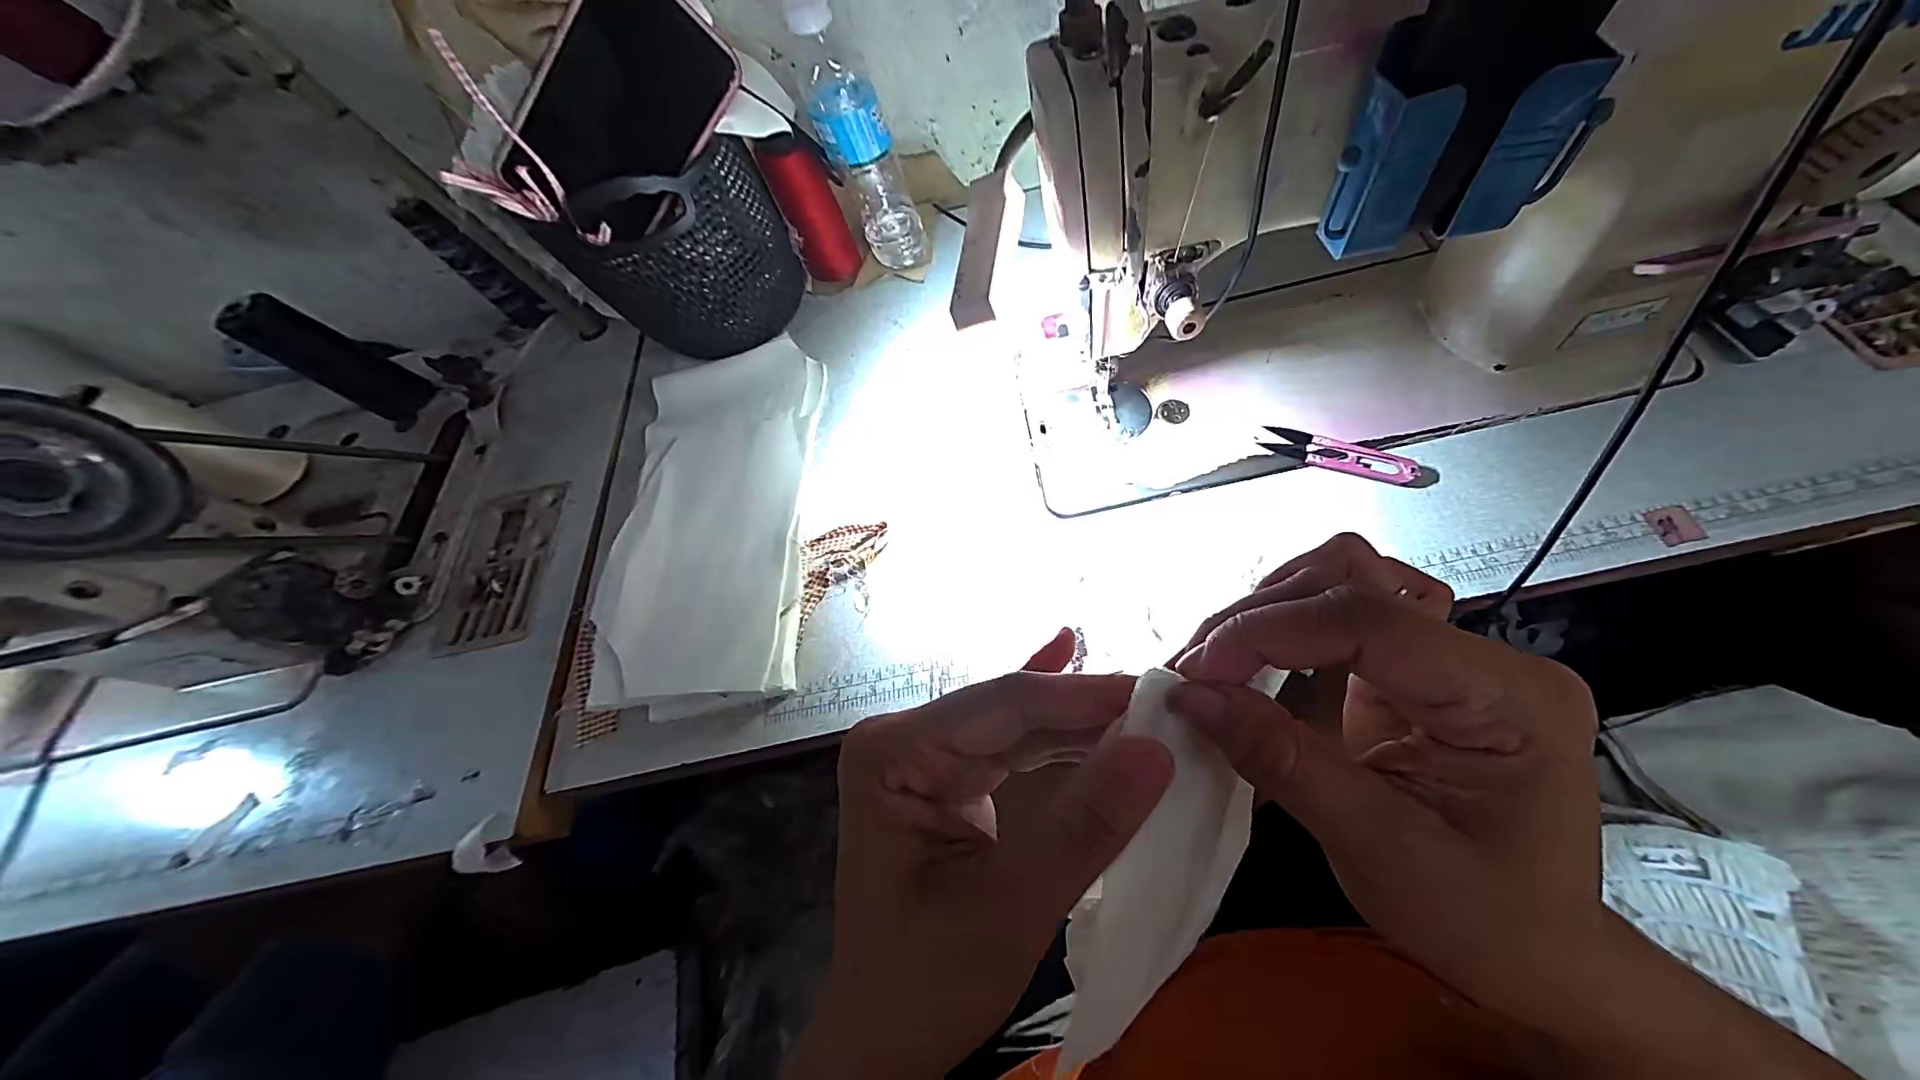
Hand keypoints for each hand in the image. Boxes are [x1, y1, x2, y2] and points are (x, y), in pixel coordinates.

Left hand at [787, 630, 1172, 1079]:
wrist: (885, 1035)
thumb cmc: (927, 982)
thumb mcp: (1012, 909)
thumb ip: (1083, 827)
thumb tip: (1157, 751)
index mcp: (892, 753)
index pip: (1003, 705)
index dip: (1084, 695)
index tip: (1162, 692)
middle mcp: (904, 738)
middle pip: (1013, 709)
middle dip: (1091, 707)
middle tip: (1174, 702)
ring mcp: (926, 755)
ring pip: (1020, 724)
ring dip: (1085, 721)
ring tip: (1157, 707)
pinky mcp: (949, 778)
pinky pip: (1013, 746)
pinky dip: (1061, 734)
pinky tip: (1087, 681)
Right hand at [1167, 535, 1604, 1033]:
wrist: (1528, 950)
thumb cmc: (1480, 918)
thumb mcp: (1376, 849)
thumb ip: (1284, 762)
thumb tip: (1194, 698)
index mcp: (1508, 697)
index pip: (1372, 619)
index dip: (1270, 631)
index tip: (1198, 674)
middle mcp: (1479, 656)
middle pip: (1350, 581)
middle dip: (1258, 619)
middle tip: (1192, 674)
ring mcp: (1441, 655)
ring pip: (1338, 579)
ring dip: (1264, 612)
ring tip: (1213, 664)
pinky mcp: (1404, 668)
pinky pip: (1332, 616)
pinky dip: (1280, 627)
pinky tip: (1248, 661)